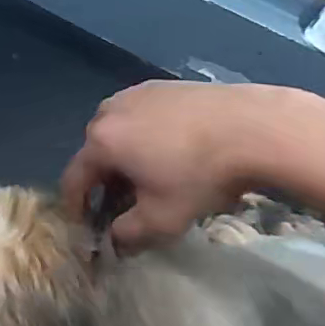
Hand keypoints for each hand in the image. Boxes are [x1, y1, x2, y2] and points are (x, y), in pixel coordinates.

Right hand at [60, 81, 300, 248]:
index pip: (74, 179)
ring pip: (120, 132)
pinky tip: (173, 152)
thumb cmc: (199, 174)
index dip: (76, 208)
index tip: (86, 228)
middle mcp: (111, 109)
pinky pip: (142, 116)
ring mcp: (138, 92)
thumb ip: (128, 235)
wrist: (250, 126)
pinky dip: (146, 137)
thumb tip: (115, 240)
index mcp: (101, 140)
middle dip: (104, 183)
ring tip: (150, 179)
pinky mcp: (164, 85)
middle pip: (96, 152)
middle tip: (124, 206)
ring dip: (126, 158)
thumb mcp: (161, 219)